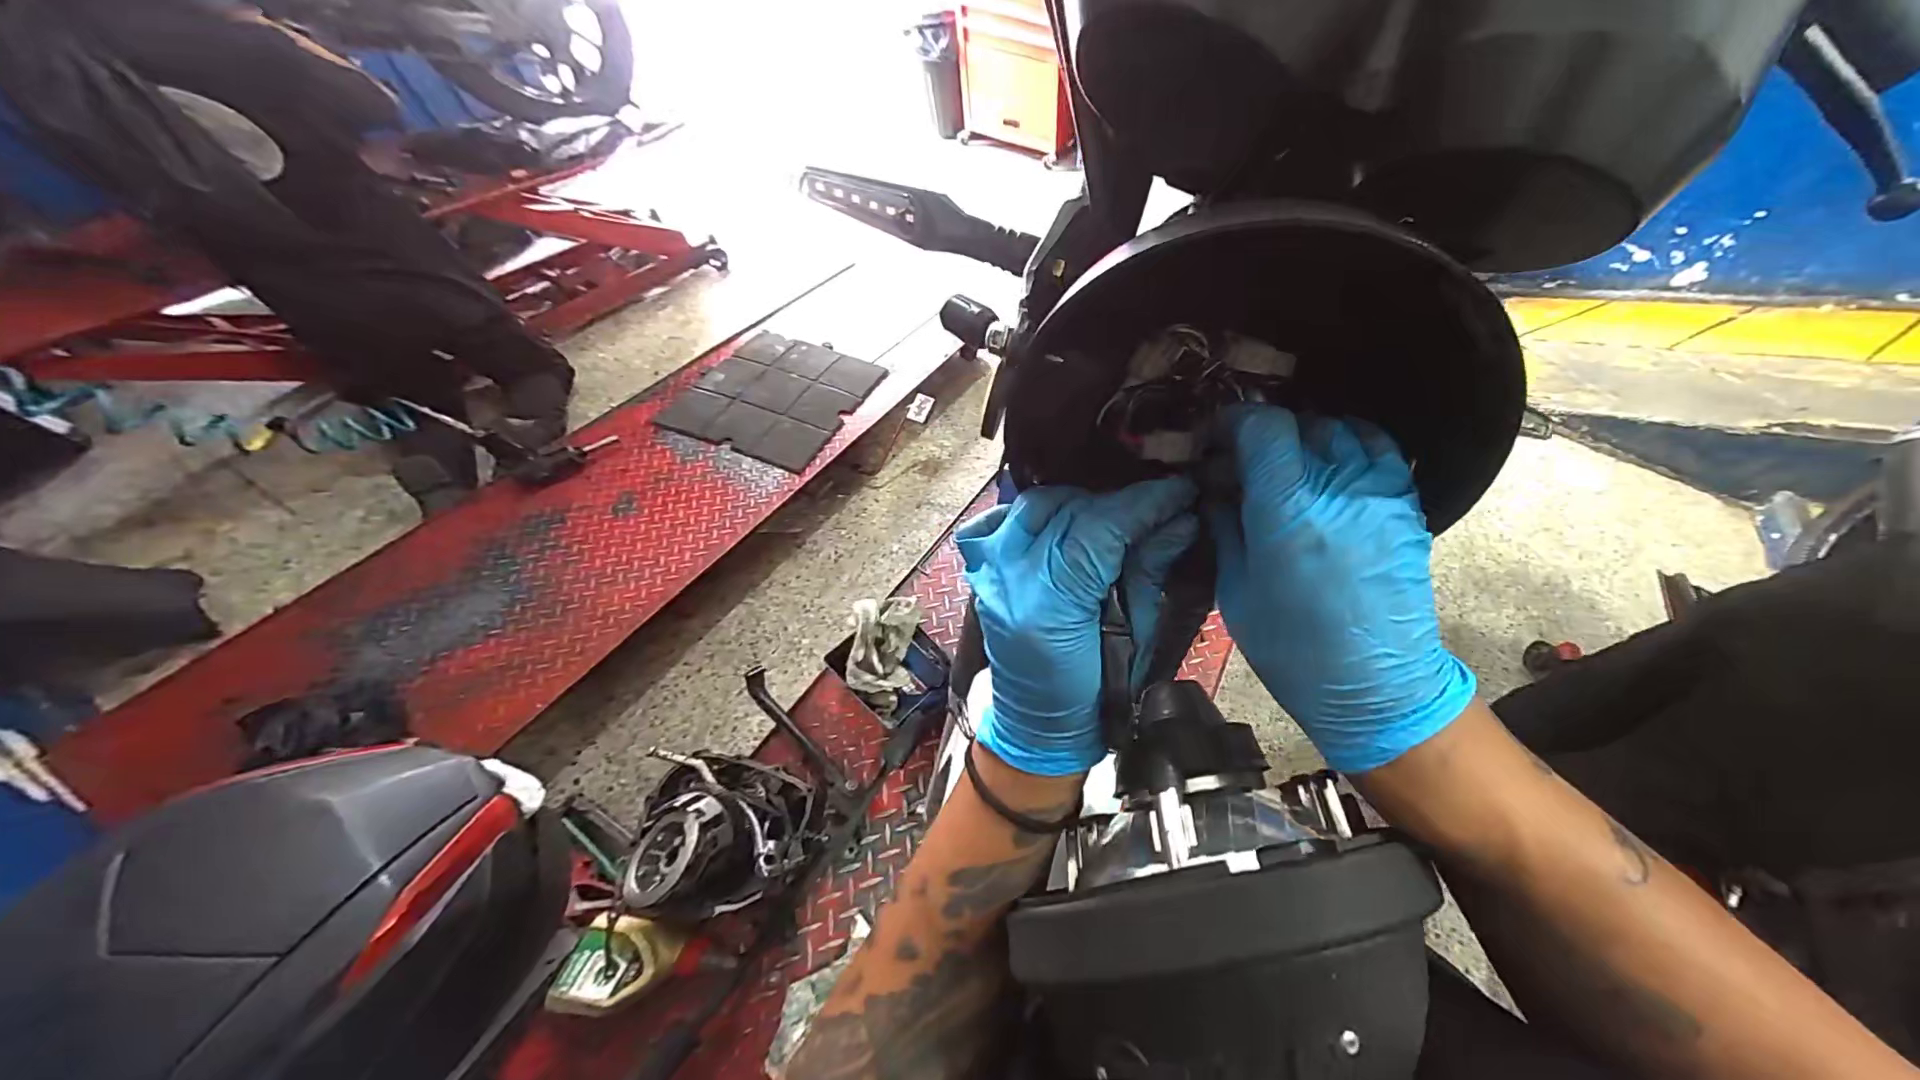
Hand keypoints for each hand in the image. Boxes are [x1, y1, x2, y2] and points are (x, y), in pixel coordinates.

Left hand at [957, 478, 1198, 775]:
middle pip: (1068, 510)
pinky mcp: (979, 571)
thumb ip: (1148, 571)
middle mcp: (1010, 579)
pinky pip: (993, 520)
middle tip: (1153, 505)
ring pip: (1034, 505)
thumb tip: (1180, 520)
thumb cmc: (1093, 691)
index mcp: (1049, 604)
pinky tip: (1050, 521)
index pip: (1100, 530)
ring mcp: (987, 572)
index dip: (1143, 504)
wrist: (1038, 721)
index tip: (1179, 490)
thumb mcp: (1133, 636)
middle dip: (1118, 502)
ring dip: (1077, 503)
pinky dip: (1025, 514)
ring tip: (1107, 514)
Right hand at [1210, 405, 1473, 771]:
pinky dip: (1349, 444)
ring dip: (1305, 437)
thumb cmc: (1290, 646)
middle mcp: (1338, 489)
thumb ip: (1225, 526)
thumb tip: (1215, 488)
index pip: (1265, 427)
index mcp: (1286, 510)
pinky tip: (1329, 466)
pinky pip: (1379, 450)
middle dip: (1264, 434)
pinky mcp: (1406, 506)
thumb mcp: (1235, 588)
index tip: (1216, 436)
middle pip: (1300, 424)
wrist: (1375, 686)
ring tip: (1286, 463)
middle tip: (1242, 459)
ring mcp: (1380, 494)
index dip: (1234, 421)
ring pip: (1341, 429)